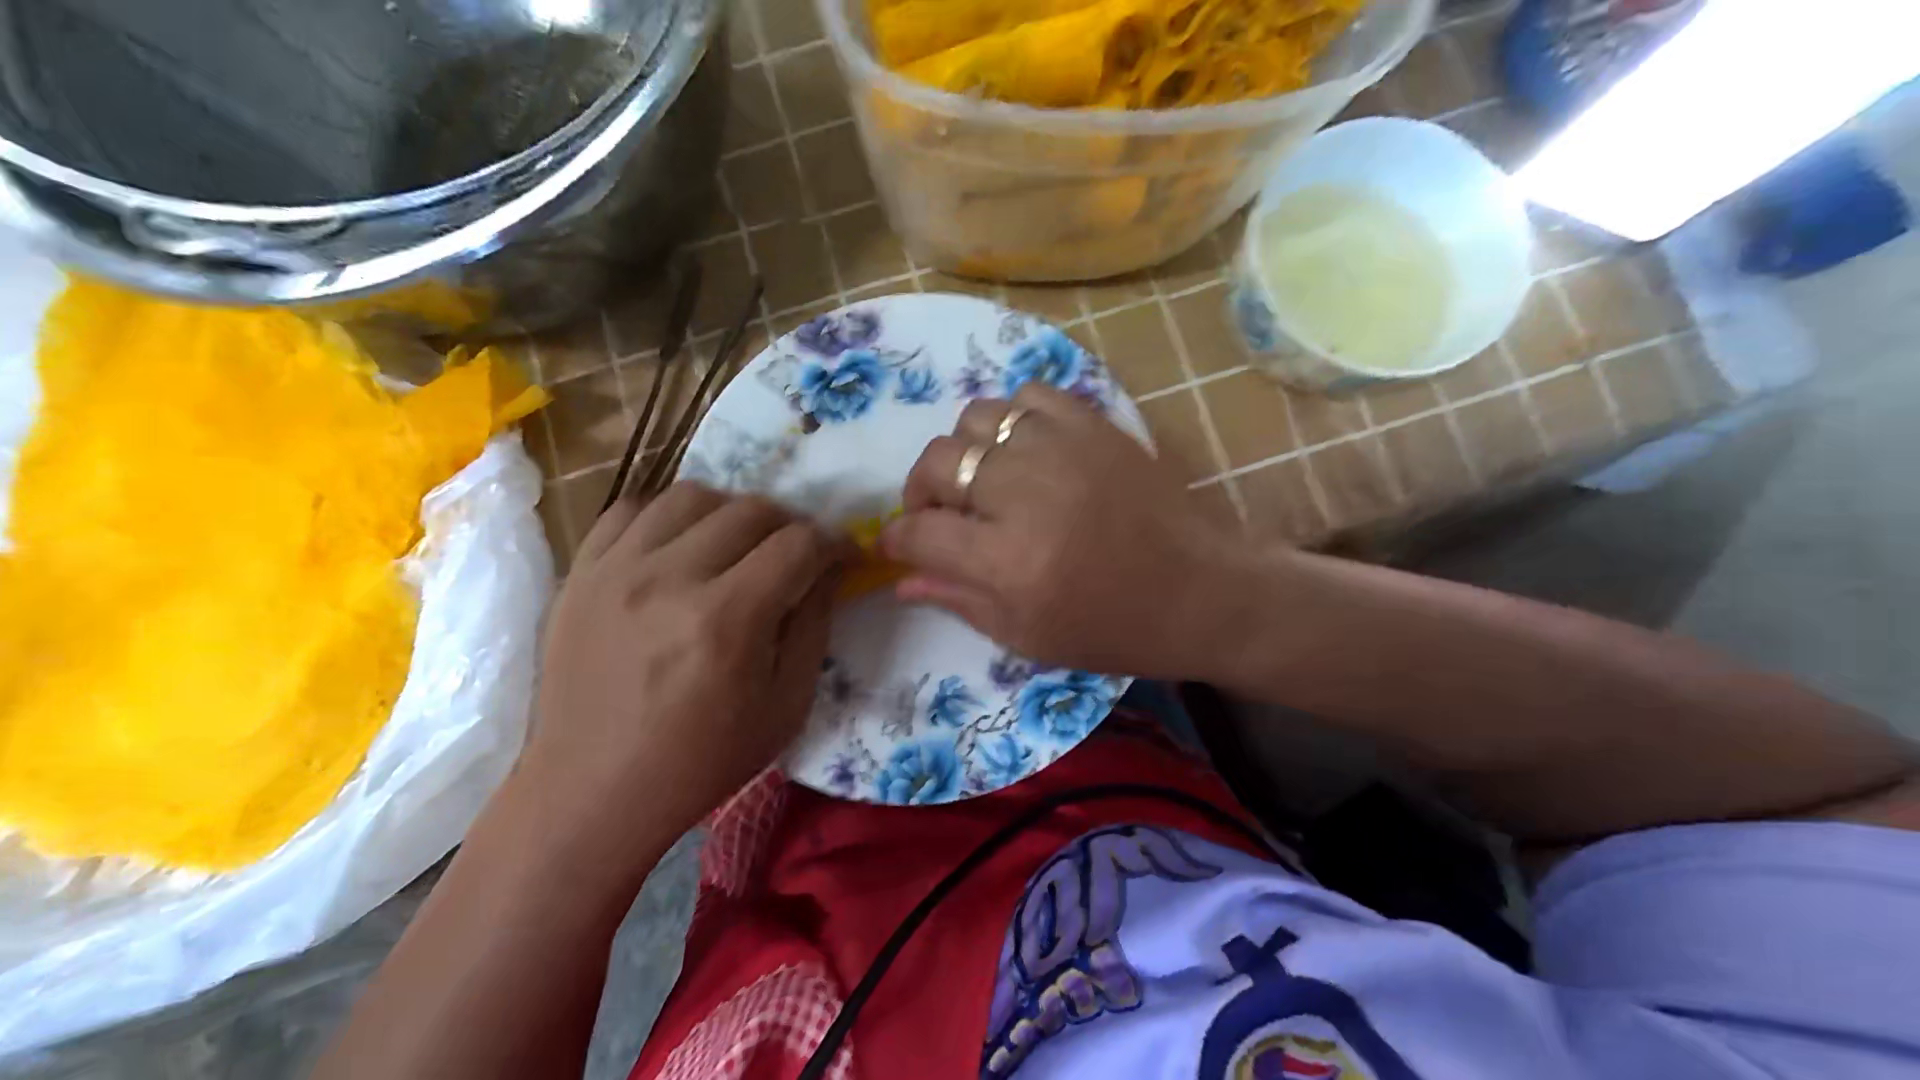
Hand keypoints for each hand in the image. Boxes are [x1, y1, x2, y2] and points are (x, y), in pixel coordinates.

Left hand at [528, 483, 846, 842]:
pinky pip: (631, 510)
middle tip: (796, 554)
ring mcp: (616, 570)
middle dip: (790, 524)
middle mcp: (670, 579)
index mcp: (727, 620)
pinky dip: (668, 516)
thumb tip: (829, 568)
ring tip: (738, 543)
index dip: (833, 543)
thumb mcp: (787, 705)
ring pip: (692, 496)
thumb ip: (815, 625)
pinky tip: (681, 546)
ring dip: (732, 511)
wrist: (593, 790)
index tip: (842, 556)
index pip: (799, 544)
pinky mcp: (581, 574)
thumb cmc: (703, 760)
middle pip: (750, 510)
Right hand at [881, 384, 1250, 679]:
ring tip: (981, 479)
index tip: (900, 544)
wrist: (1202, 592)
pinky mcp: (1094, 426)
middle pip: (936, 464)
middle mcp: (1024, 494)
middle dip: (921, 492)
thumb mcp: (1028, 637)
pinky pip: (1028, 396)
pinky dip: (1012, 418)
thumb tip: (901, 578)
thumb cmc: (1114, 628)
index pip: (920, 532)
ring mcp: (1061, 450)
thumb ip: (959, 601)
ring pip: (975, 419)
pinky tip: (1021, 449)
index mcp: (1006, 561)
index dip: (898, 539)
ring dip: (963, 451)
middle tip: (939, 515)